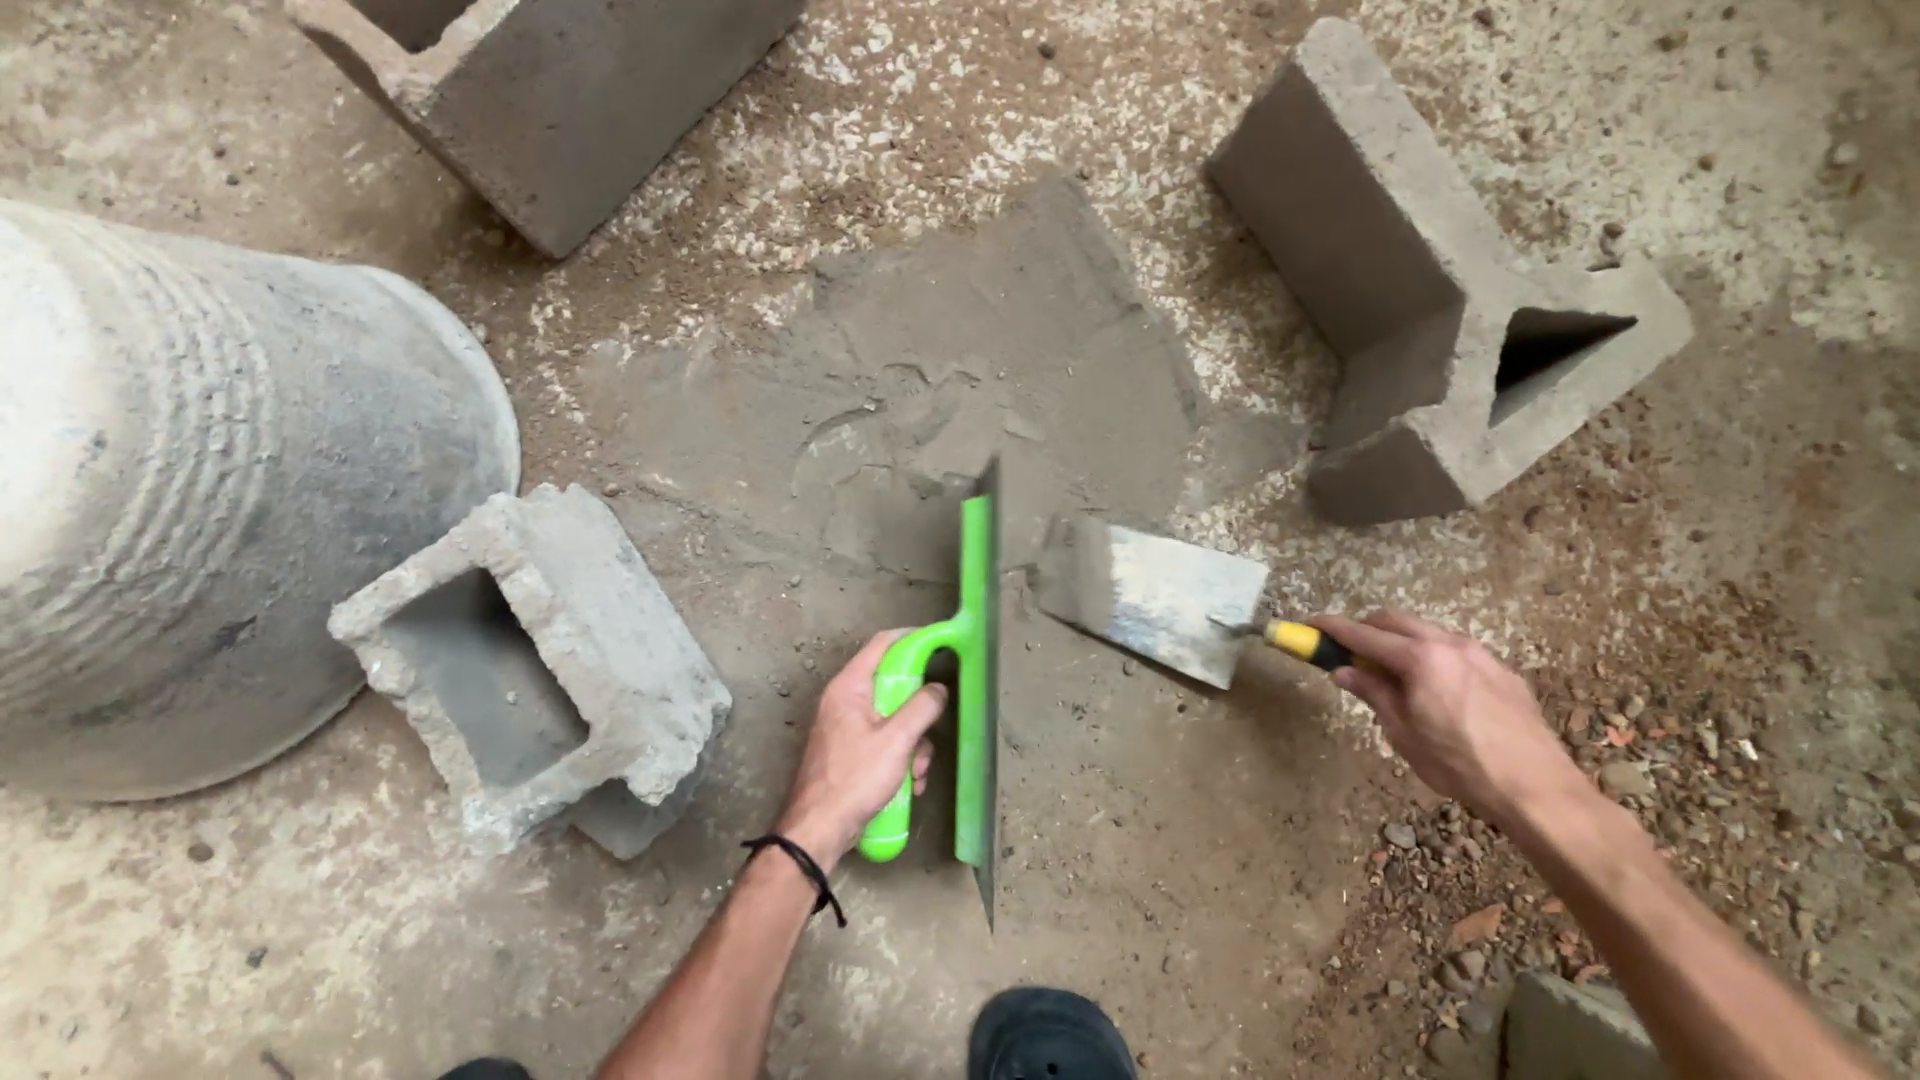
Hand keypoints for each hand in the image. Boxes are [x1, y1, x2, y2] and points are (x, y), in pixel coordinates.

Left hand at [775, 630, 945, 871]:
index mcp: (849, 687)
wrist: (818, 829)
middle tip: (930, 728)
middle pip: (893, 686)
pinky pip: (885, 743)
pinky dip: (901, 760)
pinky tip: (909, 786)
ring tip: (917, 773)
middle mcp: (845, 701)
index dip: (912, 638)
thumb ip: (922, 708)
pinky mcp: (851, 753)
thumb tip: (938, 689)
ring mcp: (847, 728)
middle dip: (919, 712)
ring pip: (894, 720)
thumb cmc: (854, 778)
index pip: (882, 644)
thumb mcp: (897, 740)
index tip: (939, 642)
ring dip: (914, 745)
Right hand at [1311, 611, 1590, 829]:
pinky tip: (1431, 687)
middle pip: (1396, 620)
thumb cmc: (1458, 764)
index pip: (1363, 634)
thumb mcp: (1403, 732)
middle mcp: (1450, 644)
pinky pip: (1455, 650)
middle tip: (1347, 651)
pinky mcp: (1502, 671)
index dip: (1332, 628)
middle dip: (1366, 628)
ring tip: (1389, 672)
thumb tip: (1345, 671)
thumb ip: (1373, 693)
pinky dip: (1430, 654)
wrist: (1536, 787)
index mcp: (1420, 658)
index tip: (1310, 625)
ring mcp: (1482, 655)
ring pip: (1428, 631)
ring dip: (1400, 640)